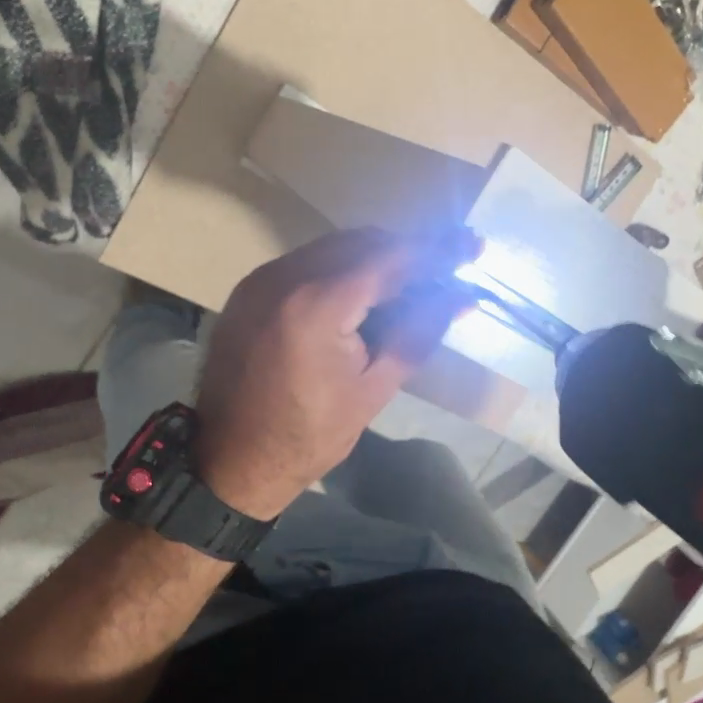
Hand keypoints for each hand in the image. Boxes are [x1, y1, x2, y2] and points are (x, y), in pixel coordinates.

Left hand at [192, 228, 480, 519]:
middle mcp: (285, 276)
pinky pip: (309, 262)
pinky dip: (345, 269)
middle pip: (363, 242)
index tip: (473, 247)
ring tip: (416, 283)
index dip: (437, 251)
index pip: (391, 258)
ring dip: (379, 258)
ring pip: (335, 247)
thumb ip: (418, 332)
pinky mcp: (252, 289)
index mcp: (317, 304)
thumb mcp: (373, 389)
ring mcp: (262, 279)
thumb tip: (461, 296)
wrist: (230, 460)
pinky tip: (369, 294)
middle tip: (450, 268)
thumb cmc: (308, 436)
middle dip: (410, 251)